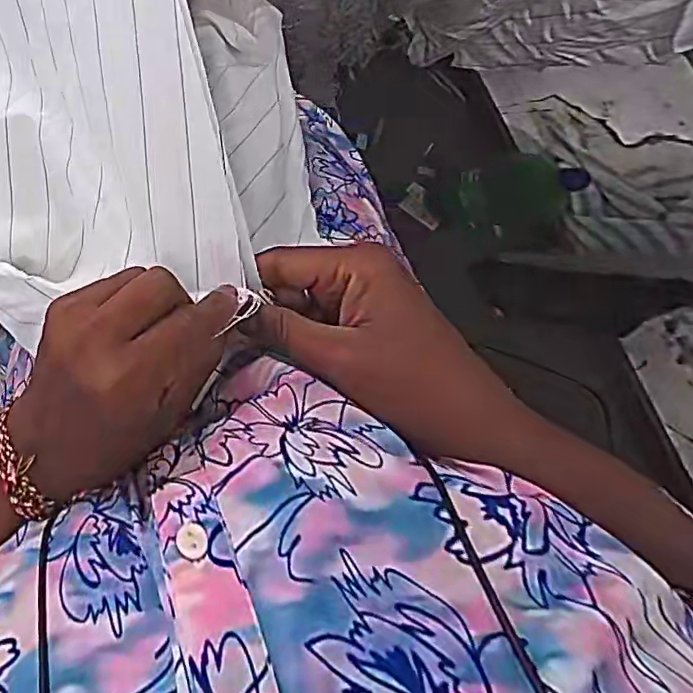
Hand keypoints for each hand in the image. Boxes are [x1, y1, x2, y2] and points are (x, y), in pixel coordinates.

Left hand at [9, 267, 238, 501]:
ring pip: (139, 275)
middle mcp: (97, 342)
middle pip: (162, 284)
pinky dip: (128, 297)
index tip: (228, 304)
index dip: (215, 311)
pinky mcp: (61, 306)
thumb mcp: (166, 417)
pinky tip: (122, 325)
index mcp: (127, 379)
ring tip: (148, 327)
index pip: (187, 324)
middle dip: (181, 302)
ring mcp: (73, 319)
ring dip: (154, 296)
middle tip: (180, 325)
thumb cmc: (108, 443)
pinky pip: (114, 280)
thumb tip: (223, 319)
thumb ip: (198, 362)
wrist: (42, 445)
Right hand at [249, 243, 534, 465]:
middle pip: (289, 283)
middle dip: (264, 315)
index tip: (213, 319)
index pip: (279, 263)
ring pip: (302, 307)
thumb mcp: (339, 358)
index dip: (245, 290)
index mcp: (356, 262)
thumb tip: (233, 310)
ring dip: (284, 333)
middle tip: (230, 348)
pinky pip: (322, 324)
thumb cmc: (416, 389)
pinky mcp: (369, 321)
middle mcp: (359, 269)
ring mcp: (366, 295)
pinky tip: (290, 366)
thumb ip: (281, 328)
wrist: (479, 431)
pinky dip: (304, 344)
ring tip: (255, 361)